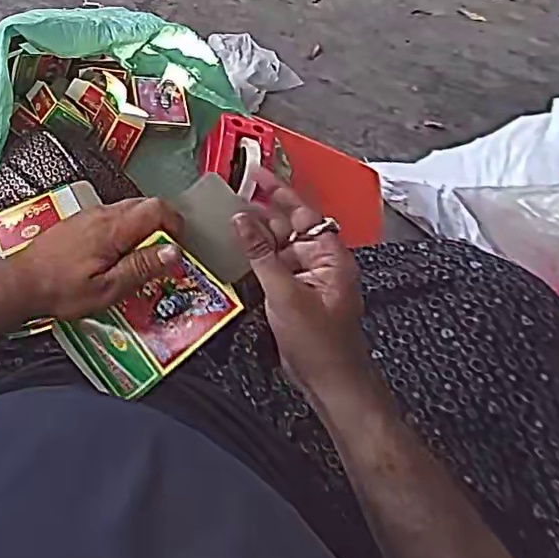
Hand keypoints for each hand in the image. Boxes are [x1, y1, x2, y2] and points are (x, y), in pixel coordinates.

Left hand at [0, 198, 183, 321]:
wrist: (21, 283)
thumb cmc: (61, 289)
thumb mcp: (108, 289)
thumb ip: (142, 267)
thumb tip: (173, 252)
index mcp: (112, 228)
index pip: (157, 208)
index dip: (176, 224)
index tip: (179, 248)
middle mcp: (100, 214)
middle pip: (144, 205)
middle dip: (162, 227)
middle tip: (165, 257)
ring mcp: (88, 215)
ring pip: (127, 210)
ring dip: (142, 229)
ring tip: (142, 260)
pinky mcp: (78, 222)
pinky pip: (110, 218)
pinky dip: (124, 231)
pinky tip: (117, 257)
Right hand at [234, 168, 375, 402]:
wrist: (331, 384)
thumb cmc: (321, 344)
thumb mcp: (284, 293)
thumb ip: (260, 252)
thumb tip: (240, 219)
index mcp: (329, 257)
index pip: (303, 212)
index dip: (279, 190)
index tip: (256, 173)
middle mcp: (319, 263)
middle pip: (287, 226)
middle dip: (260, 213)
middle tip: (230, 199)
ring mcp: (306, 278)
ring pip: (277, 245)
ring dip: (254, 235)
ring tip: (227, 224)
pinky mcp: (293, 292)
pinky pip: (271, 264)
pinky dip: (254, 256)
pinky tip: (235, 252)